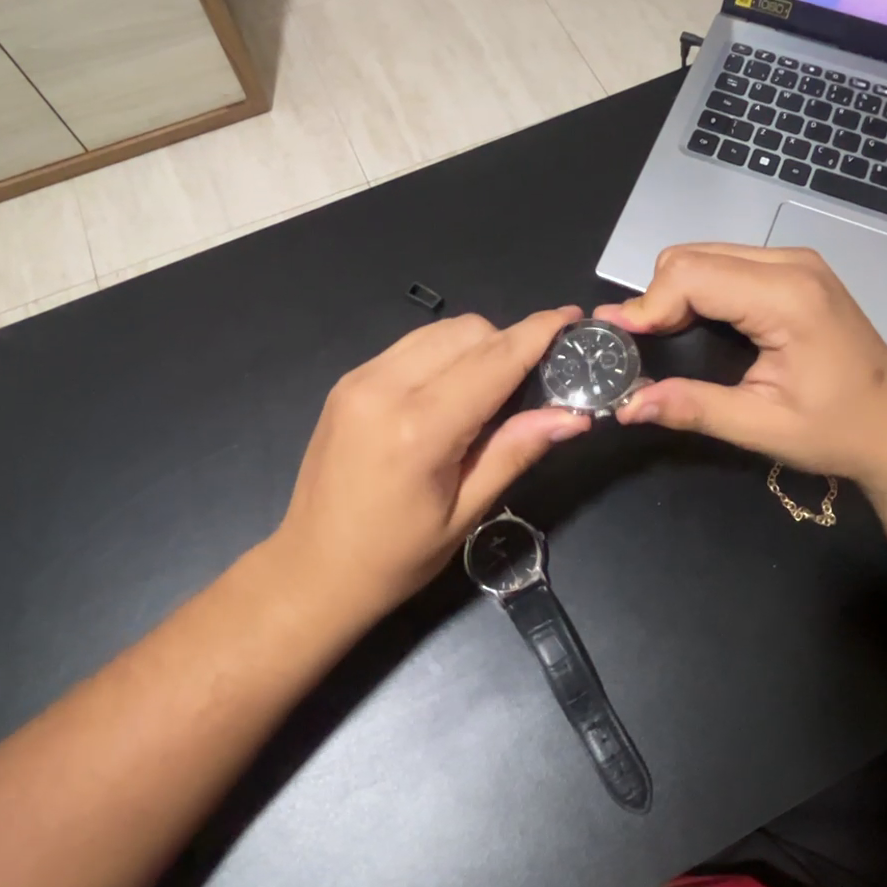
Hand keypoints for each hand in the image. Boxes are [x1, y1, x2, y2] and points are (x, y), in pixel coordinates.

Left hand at [271, 307, 591, 613]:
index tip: (573, 317)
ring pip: (439, 331)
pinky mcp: (347, 382)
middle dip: (510, 343)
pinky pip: (410, 346)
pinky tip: (454, 389)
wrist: (313, 569)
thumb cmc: (396, 557)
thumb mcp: (466, 512)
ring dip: (478, 344)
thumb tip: (573, 416)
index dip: (538, 334)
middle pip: (468, 332)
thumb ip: (516, 451)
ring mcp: (359, 379)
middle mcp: (385, 387)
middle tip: (537, 378)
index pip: (494, 361)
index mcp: (419, 428)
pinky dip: (444, 353)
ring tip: (497, 386)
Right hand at [594, 245, 886, 499]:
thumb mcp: (761, 427)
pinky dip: (698, 289)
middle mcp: (791, 264)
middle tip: (639, 346)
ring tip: (665, 338)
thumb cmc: (837, 430)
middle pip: (692, 256)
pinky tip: (696, 324)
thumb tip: (627, 406)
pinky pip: (725, 263)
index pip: (692, 275)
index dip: (648, 305)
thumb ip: (693, 408)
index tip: (619, 341)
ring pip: (705, 255)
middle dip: (656, 297)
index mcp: (786, 298)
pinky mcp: (794, 271)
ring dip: (675, 292)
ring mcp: (795, 262)